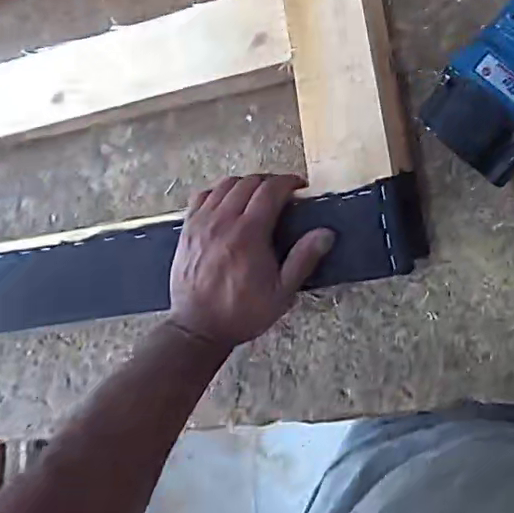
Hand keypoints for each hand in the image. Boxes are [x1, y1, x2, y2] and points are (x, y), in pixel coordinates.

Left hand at [167, 174, 334, 349]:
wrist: (196, 330)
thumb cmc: (241, 312)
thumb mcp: (281, 292)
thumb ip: (304, 259)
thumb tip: (326, 233)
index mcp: (248, 234)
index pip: (270, 189)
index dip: (289, 182)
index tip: (300, 187)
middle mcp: (223, 222)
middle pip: (250, 182)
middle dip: (271, 181)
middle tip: (283, 193)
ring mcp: (201, 224)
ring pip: (226, 184)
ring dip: (247, 184)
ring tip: (258, 195)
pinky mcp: (187, 230)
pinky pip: (203, 195)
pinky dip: (219, 191)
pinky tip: (229, 202)